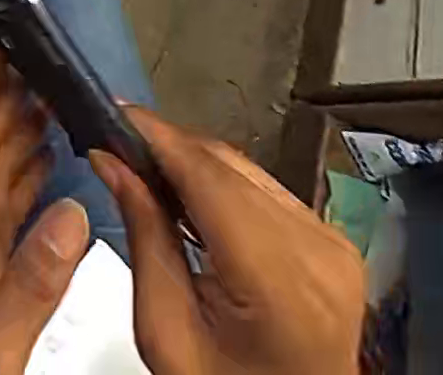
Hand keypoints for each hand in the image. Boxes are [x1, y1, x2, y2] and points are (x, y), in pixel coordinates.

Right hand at [92, 107, 364, 374]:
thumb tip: (110, 160)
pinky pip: (262, 187)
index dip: (159, 136)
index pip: (209, 177)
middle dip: (168, 147)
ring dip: (191, 160)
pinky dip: (219, 180)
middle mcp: (316, 247)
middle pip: (226, 166)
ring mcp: (331, 241)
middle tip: (117, 140)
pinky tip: (185, 189)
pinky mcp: (332, 239)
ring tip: (144, 162)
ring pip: (243, 169)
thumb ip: (144, 237)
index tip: (113, 110)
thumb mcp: (166, 333)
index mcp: (280, 281)